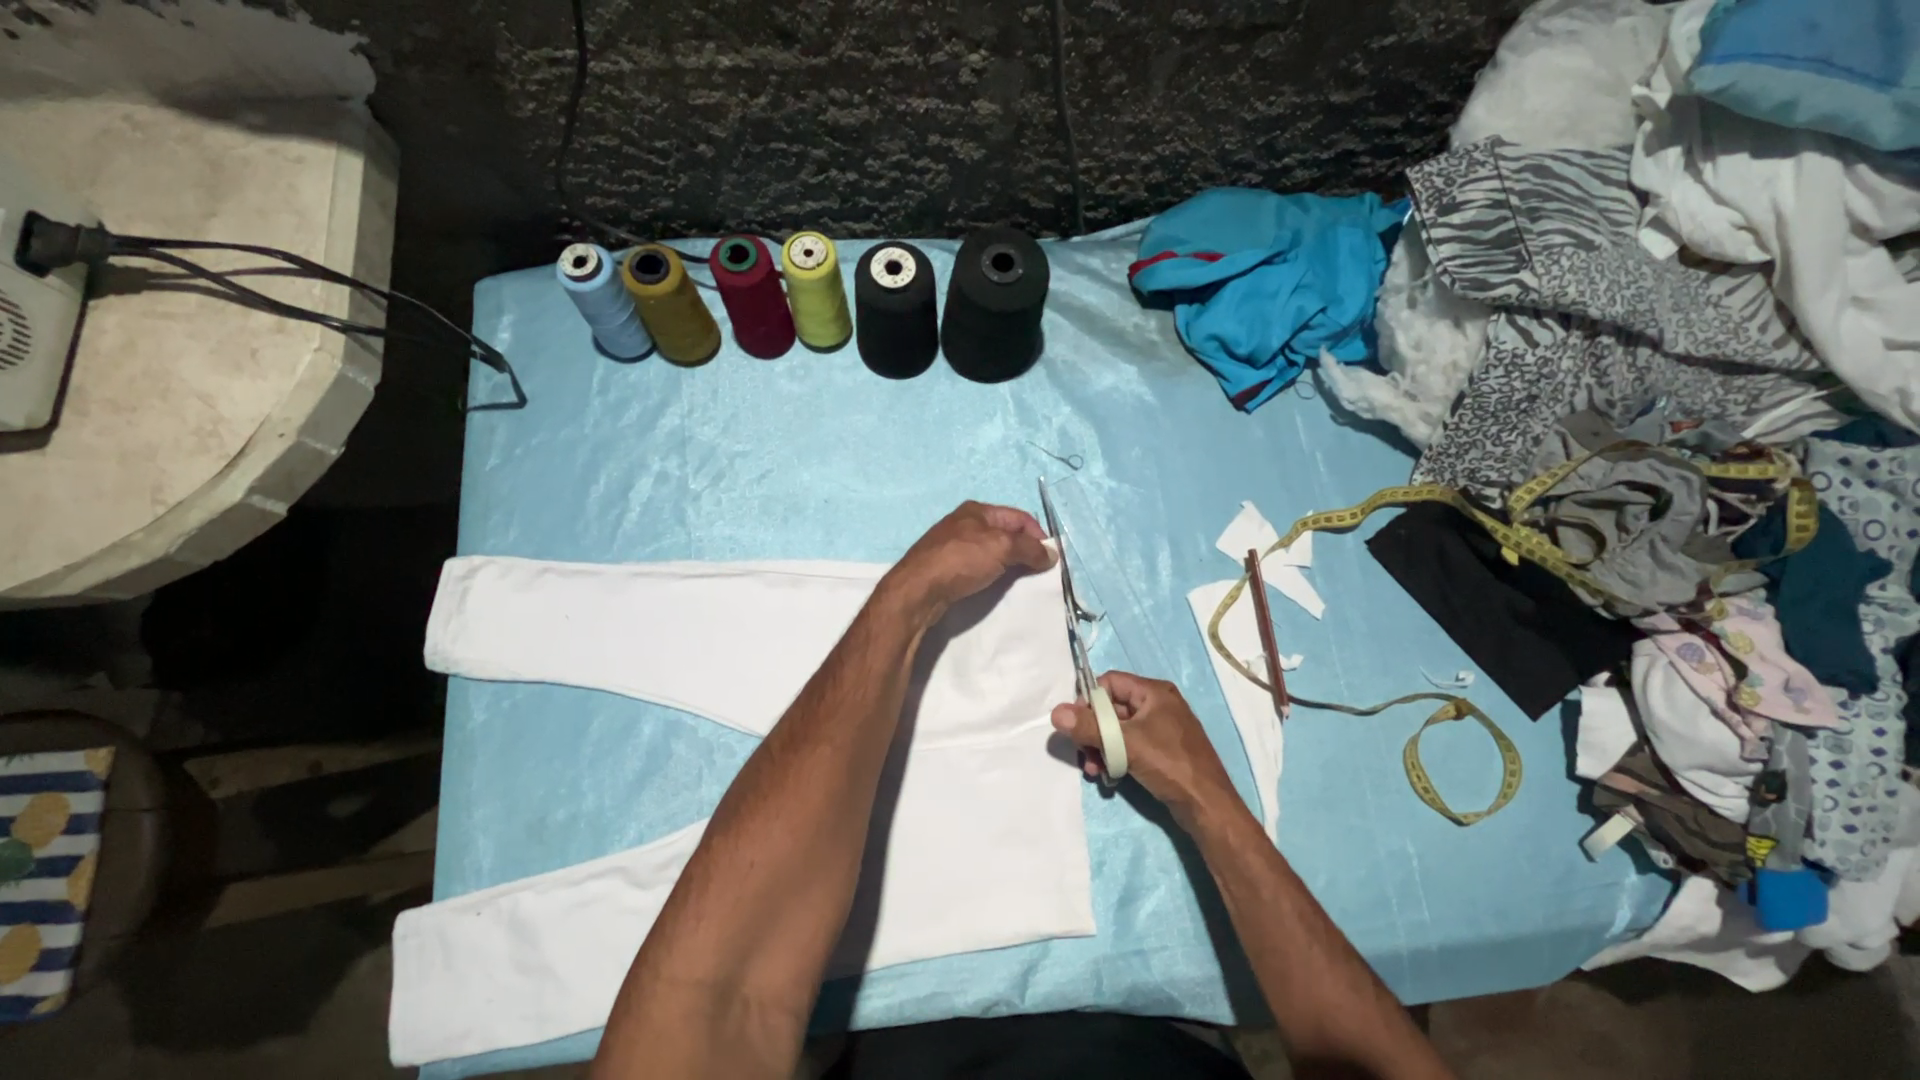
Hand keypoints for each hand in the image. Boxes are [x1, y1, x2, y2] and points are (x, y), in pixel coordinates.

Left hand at [884, 501, 1055, 614]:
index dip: (1038, 534)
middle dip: (1024, 550)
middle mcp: (964, 523)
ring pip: (991, 551)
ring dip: (1008, 564)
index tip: (1050, 558)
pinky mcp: (945, 567)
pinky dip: (991, 573)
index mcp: (977, 510)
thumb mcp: (1001, 548)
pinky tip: (994, 586)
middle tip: (1037, 570)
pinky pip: (978, 566)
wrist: (918, 590)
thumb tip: (1051, 554)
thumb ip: (1029, 549)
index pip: (1019, 517)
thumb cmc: (961, 560)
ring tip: (1020, 581)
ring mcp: (952, 545)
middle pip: (1005, 534)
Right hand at [1051, 672, 1236, 824]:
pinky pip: (1129, 746)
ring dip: (1101, 747)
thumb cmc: (1169, 764)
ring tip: (1093, 769)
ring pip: (1118, 730)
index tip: (1076, 724)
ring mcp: (1160, 729)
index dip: (1089, 700)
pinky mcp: (1161, 751)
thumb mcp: (1125, 743)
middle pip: (1112, 707)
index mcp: (1154, 692)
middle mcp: (1158, 705)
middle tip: (1082, 752)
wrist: (1207, 805)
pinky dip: (1115, 757)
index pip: (1110, 682)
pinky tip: (1107, 775)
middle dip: (1092, 730)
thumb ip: (1089, 727)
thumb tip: (1055, 712)